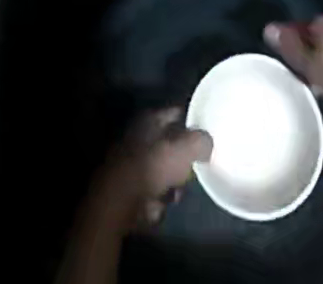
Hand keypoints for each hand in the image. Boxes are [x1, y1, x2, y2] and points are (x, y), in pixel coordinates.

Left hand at [87, 108, 212, 232]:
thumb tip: (207, 144)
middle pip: (168, 147)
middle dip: (181, 163)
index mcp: (149, 120)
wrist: (115, 204)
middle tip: (189, 173)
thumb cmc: (152, 167)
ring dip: (169, 188)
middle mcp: (136, 137)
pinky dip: (153, 203)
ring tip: (174, 196)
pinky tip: (155, 209)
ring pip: (159, 173)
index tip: (205, 136)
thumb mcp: (187, 148)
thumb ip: (202, 142)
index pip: (177, 113)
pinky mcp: (121, 191)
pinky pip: (147, 195)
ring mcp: (127, 166)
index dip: (192, 122)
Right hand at [264, 16, 322, 118]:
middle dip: (301, 52)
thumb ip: (290, 48)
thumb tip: (268, 26)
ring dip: (316, 60)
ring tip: (310, 83)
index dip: (286, 44)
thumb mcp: (312, 68)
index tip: (281, 63)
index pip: (295, 26)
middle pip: (311, 35)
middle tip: (294, 75)